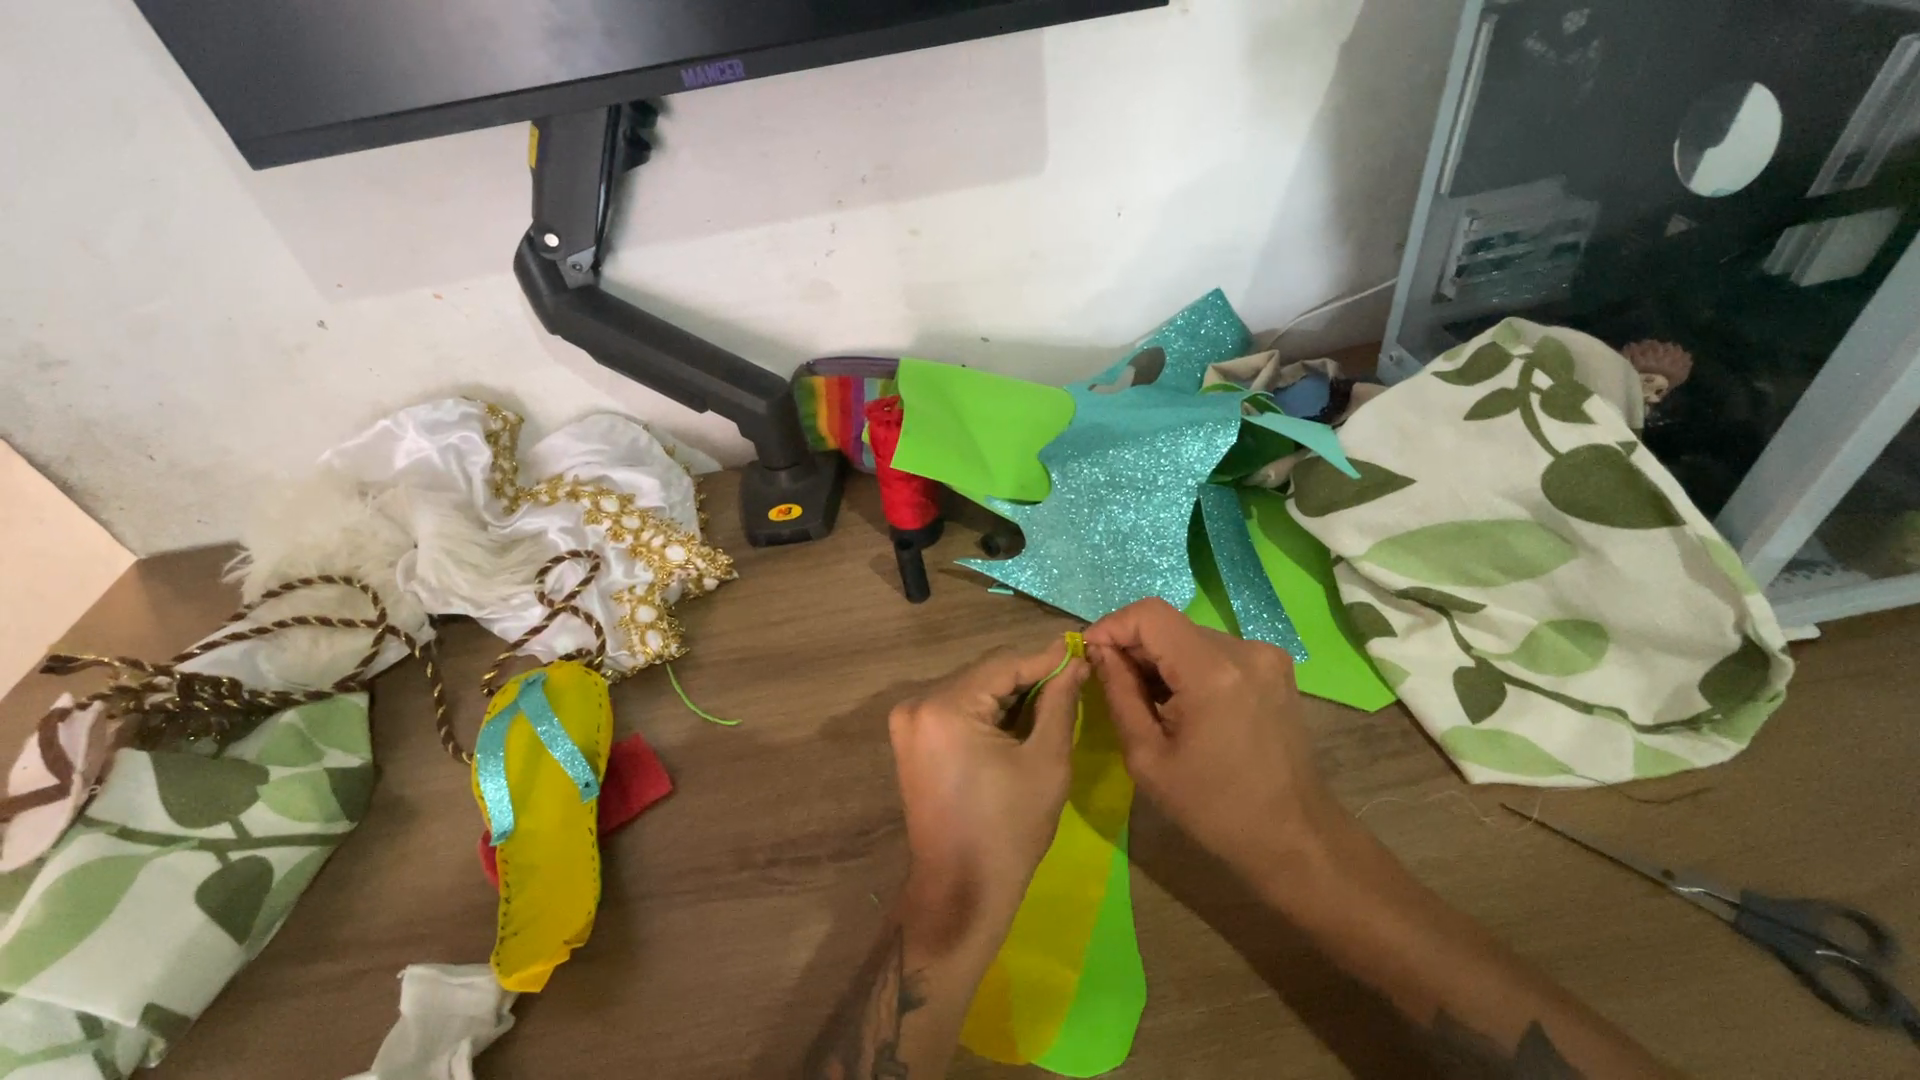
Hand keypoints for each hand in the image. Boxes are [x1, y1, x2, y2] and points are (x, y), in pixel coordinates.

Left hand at [887, 640, 1087, 952]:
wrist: (961, 890)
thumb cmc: (1009, 829)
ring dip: (1008, 696)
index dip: (1047, 660)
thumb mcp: (1045, 761)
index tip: (1084, 654)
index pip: (1004, 665)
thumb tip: (1074, 662)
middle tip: (1073, 680)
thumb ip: (1058, 702)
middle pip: (984, 675)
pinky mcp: (910, 741)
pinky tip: (1018, 724)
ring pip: (971, 691)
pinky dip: (987, 714)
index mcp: (945, 707)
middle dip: (1028, 679)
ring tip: (1053, 702)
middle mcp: (917, 704)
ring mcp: (908, 723)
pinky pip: (956, 711)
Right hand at [1085, 597, 1344, 879]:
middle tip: (1111, 686)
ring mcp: (1265, 656)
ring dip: (1160, 659)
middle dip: (1133, 647)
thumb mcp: (1147, 757)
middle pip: (1170, 625)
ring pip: (1191, 637)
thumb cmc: (1214, 808)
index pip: (1149, 614)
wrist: (1294, 836)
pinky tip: (1182, 705)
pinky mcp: (1275, 667)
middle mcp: (1244, 650)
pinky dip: (1188, 667)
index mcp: (1213, 672)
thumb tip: (1098, 650)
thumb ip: (1118, 693)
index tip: (1090, 655)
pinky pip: (1215, 651)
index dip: (1111, 626)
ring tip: (1147, 702)